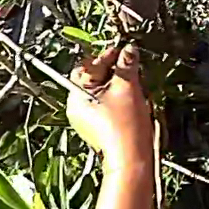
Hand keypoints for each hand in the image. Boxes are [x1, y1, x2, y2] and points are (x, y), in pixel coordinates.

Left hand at [68, 43, 153, 169]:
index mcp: (76, 95)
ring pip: (100, 90)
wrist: (132, 159)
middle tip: (130, 64)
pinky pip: (105, 103)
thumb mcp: (127, 88)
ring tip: (133, 82)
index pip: (89, 65)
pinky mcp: (98, 125)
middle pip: (93, 77)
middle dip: (112, 69)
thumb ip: (127, 65)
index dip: (108, 56)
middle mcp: (76, 106)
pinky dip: (117, 96)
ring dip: (116, 82)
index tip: (124, 50)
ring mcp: (87, 117)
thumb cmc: (125, 128)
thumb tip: (129, 50)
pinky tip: (131, 96)